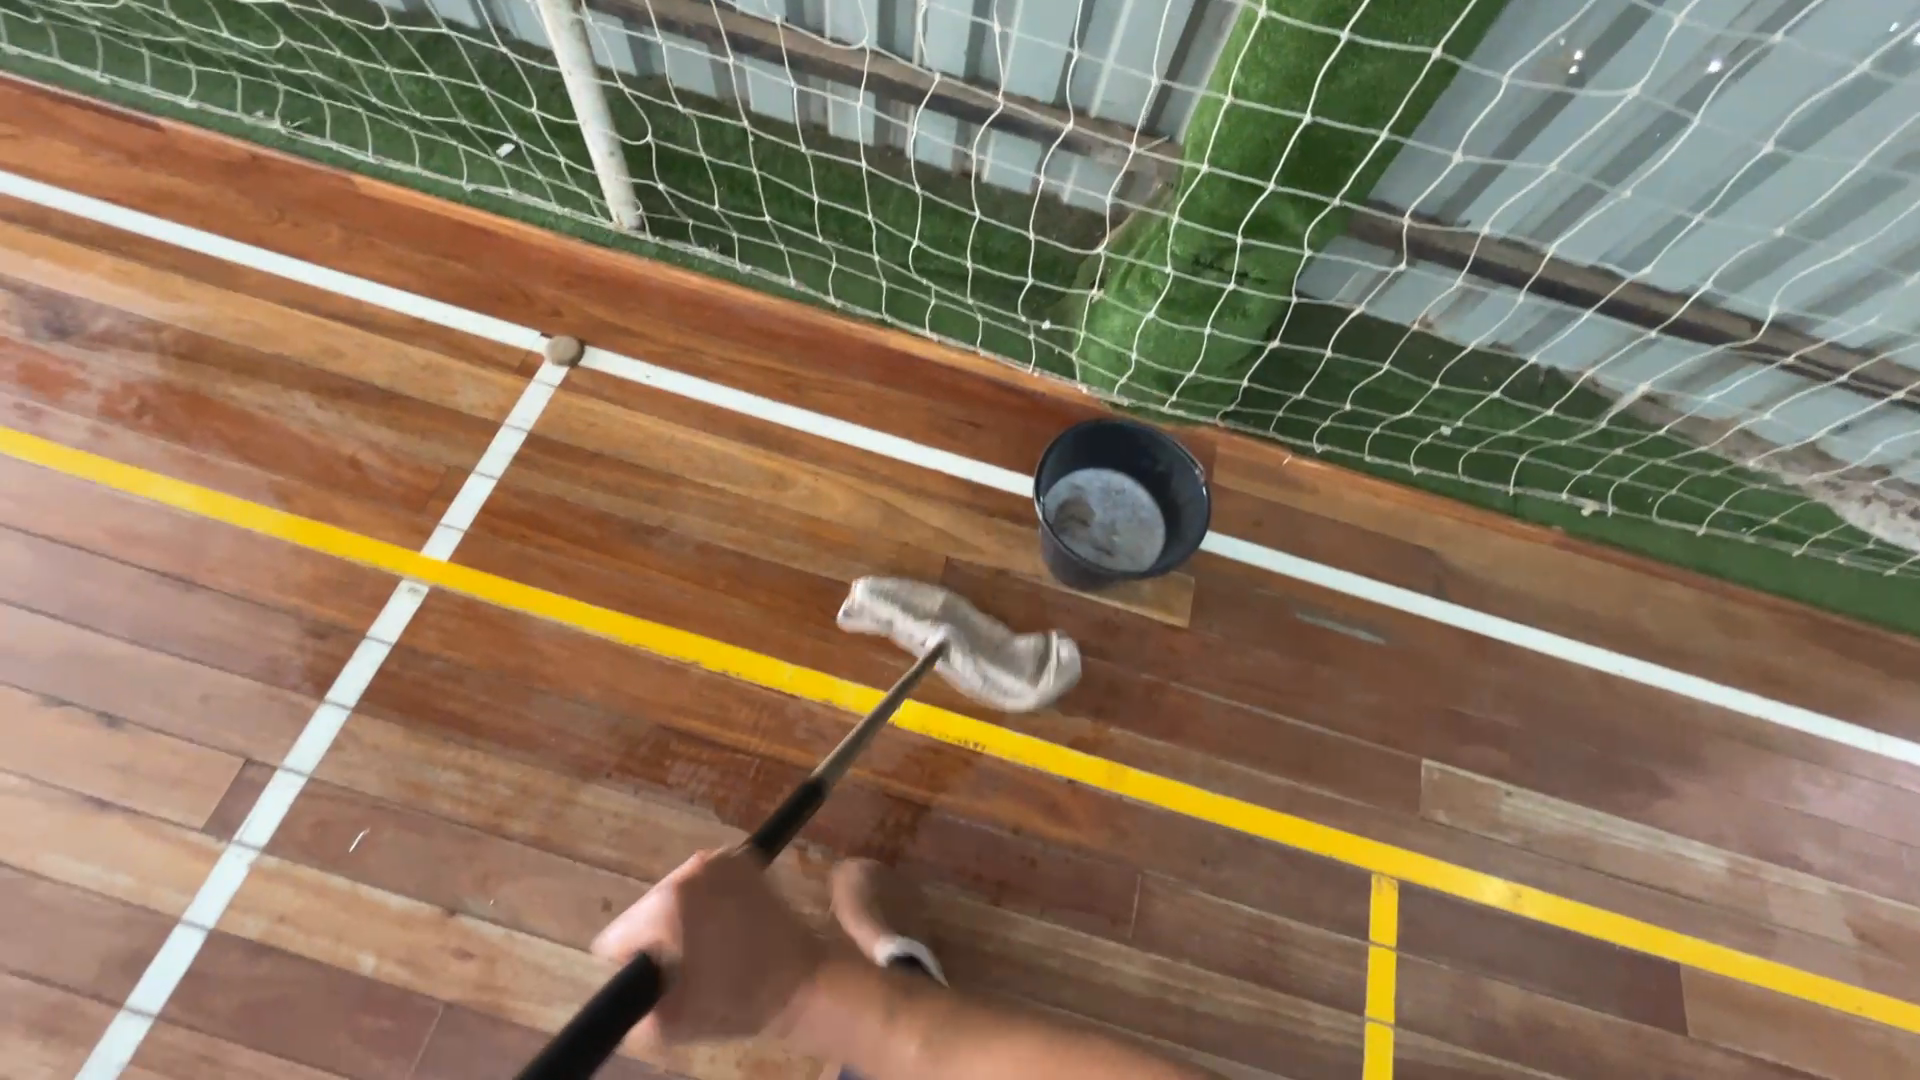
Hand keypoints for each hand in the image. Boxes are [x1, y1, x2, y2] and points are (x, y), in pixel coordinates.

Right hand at [592, 848, 826, 1046]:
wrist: (802, 978)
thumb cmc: (738, 1002)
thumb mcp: (670, 1023)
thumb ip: (629, 1013)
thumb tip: (619, 996)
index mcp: (668, 903)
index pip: (617, 937)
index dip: (633, 966)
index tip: (660, 982)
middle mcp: (691, 868)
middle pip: (647, 911)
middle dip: (659, 940)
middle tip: (690, 968)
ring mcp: (720, 858)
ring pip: (674, 895)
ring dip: (682, 921)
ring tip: (711, 950)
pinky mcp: (743, 858)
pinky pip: (703, 883)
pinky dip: (708, 903)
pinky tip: (727, 926)